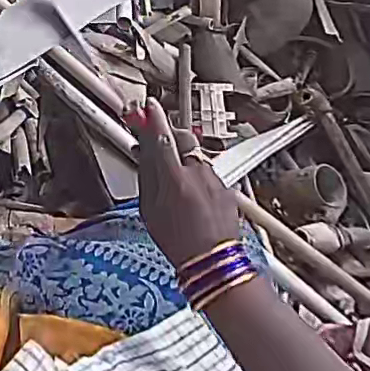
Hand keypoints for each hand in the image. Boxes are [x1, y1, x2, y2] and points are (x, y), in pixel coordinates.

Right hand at [130, 99, 242, 269]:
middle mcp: (198, 175)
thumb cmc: (179, 242)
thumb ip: (146, 174)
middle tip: (158, 144)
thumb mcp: (149, 208)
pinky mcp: (227, 188)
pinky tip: (191, 195)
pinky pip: (207, 172)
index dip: (154, 118)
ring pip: (195, 156)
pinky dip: (196, 176)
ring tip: (174, 181)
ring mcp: (216, 181)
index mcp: (174, 180)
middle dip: (170, 137)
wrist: (215, 265)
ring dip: (183, 160)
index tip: (149, 105)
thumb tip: (142, 151)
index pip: (161, 137)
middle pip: (183, 139)